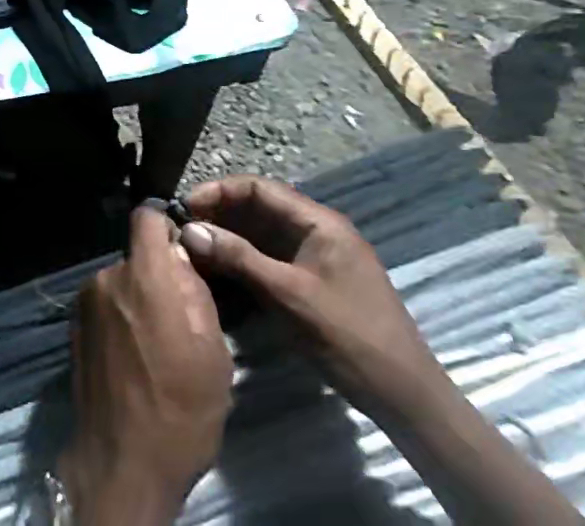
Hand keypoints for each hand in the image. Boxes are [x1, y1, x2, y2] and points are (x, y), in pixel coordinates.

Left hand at [61, 206, 231, 525]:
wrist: (122, 461)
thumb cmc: (181, 407)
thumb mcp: (213, 350)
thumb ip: (194, 290)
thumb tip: (180, 258)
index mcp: (145, 276)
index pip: (146, 217)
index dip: (164, 224)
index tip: (182, 248)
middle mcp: (107, 278)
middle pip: (136, 256)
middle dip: (157, 274)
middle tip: (179, 316)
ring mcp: (85, 302)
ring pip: (120, 282)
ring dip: (137, 298)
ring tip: (156, 343)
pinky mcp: (73, 326)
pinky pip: (104, 304)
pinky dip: (119, 316)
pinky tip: (133, 354)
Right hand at [180, 176, 443, 417]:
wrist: (404, 395)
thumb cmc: (349, 336)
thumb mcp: (289, 294)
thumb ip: (239, 258)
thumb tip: (189, 230)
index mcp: (319, 222)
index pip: (260, 188)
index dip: (219, 191)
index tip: (184, 207)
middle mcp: (315, 231)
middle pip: (258, 208)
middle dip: (218, 214)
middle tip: (180, 229)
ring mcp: (312, 257)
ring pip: (259, 234)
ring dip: (226, 238)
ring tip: (190, 248)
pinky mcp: (308, 281)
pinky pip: (266, 259)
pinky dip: (240, 260)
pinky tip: (215, 271)